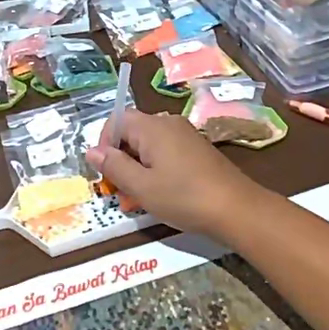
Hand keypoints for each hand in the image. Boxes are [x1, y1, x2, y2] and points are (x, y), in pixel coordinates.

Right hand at [86, 110, 269, 237]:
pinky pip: (167, 154)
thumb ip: (114, 167)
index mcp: (152, 127)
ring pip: (149, 147)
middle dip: (121, 161)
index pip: (118, 119)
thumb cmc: (184, 197)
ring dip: (137, 170)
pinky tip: (159, 196)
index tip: (106, 172)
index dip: (105, 143)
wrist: (237, 209)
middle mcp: (169, 124)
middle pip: (133, 134)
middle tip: (120, 193)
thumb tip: (91, 151)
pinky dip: (156, 171)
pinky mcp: (198, 151)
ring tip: (137, 202)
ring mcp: (186, 136)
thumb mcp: (141, 187)